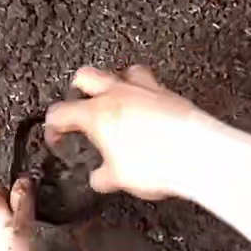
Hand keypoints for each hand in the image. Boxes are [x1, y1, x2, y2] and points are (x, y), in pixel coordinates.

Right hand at [44, 65, 230, 200]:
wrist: (196, 154)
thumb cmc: (156, 164)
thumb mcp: (119, 179)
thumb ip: (103, 176)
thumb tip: (99, 178)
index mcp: (96, 114)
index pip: (61, 112)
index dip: (53, 125)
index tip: (56, 134)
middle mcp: (118, 94)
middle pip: (86, 76)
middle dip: (78, 88)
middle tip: (79, 103)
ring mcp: (145, 89)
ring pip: (122, 71)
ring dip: (116, 83)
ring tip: (116, 98)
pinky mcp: (168, 93)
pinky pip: (150, 83)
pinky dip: (144, 93)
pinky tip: (147, 106)